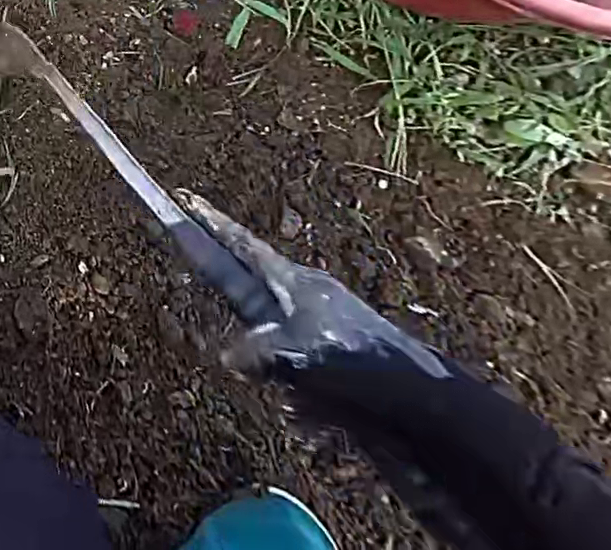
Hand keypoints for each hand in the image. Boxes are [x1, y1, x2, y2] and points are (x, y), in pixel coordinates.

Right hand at [177, 190, 445, 382]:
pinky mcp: (339, 347)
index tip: (185, 198)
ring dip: (278, 363)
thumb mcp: (296, 355)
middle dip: (243, 302)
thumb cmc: (357, 362)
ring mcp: (324, 317)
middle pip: (256, 286)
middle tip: (238, 329)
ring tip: (299, 397)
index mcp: (291, 280)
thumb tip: (228, 355)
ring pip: (280, 331)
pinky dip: (303, 388)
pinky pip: (303, 361)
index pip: (240, 244)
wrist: (426, 398)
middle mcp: (305, 291)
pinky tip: (317, 412)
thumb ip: (256, 351)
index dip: (210, 222)